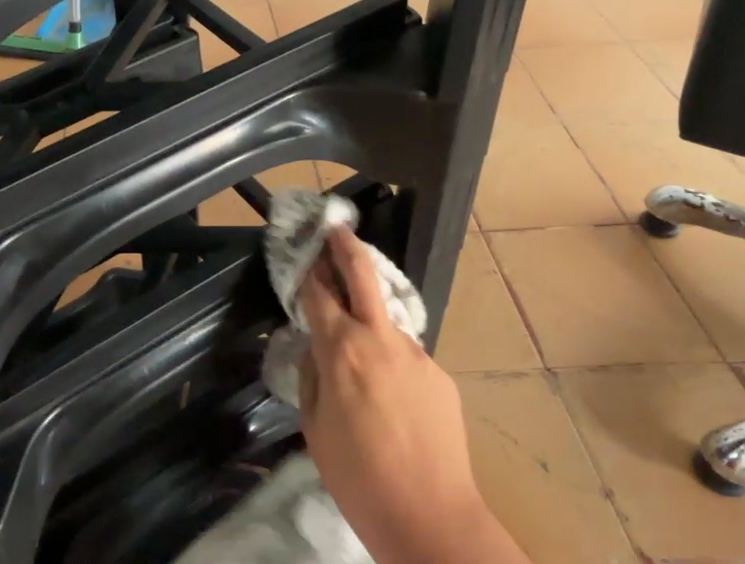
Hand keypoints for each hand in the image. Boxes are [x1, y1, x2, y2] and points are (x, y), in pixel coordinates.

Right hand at [299, 228, 525, 563]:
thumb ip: (312, 378)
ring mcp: (416, 354)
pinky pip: (406, 358)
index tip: (304, 250)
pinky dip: (392, 362)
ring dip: (371, 319)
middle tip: (337, 228)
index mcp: (341, 349)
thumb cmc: (357, 475)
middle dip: (347, 247)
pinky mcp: (440, 375)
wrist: (430, 515)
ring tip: (359, 349)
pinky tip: (389, 397)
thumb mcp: (314, 427)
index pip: (320, 293)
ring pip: (387, 322)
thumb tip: (315, 351)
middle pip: (363, 275)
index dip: (310, 269)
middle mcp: (380, 339)